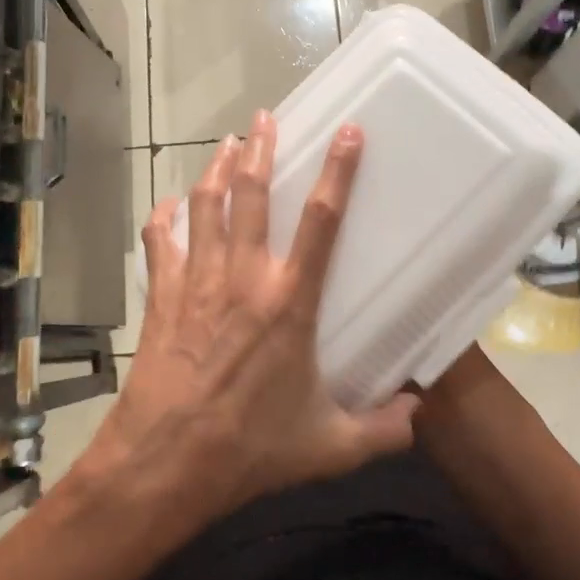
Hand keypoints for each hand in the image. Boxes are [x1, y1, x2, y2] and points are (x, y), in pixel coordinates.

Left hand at [77, 109, 420, 523]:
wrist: (165, 462)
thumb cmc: (249, 449)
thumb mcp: (328, 447)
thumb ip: (380, 430)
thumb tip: (418, 414)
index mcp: (289, 304)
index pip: (322, 223)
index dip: (339, 172)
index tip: (349, 131)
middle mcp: (243, 279)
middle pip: (252, 196)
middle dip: (261, 150)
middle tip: (265, 118)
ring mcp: (197, 283)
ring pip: (206, 208)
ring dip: (215, 170)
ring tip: (225, 143)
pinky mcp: (162, 298)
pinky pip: (161, 244)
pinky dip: (165, 219)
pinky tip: (169, 206)